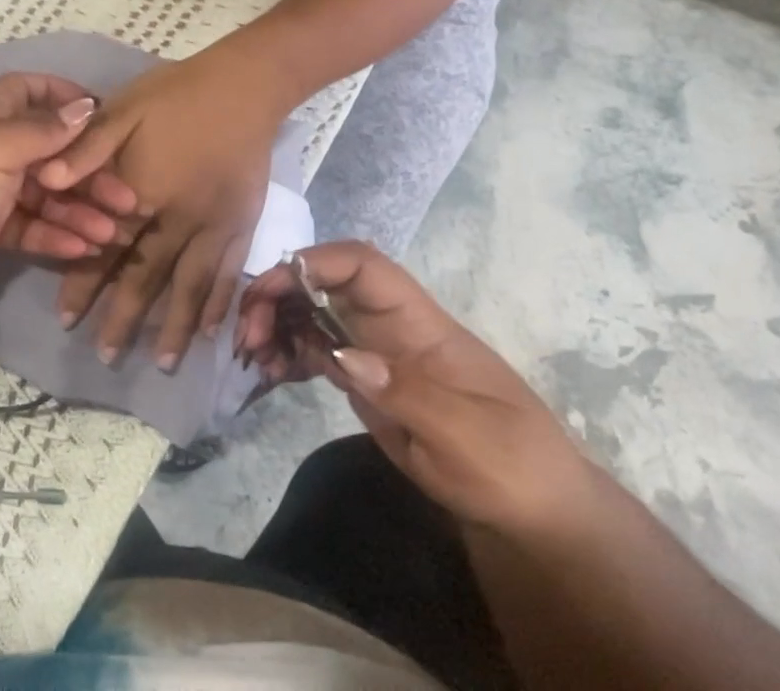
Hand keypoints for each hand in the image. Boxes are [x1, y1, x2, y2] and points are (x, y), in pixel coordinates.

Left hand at [0, 72, 140, 275]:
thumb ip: (46, 130)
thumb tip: (87, 105)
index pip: (28, 91)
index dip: (62, 97)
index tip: (100, 113)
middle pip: (49, 154)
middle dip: (87, 174)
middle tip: (126, 196)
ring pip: (45, 196)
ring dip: (78, 212)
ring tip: (111, 232)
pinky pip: (30, 226)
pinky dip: (55, 236)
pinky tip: (83, 248)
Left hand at [36, 43, 283, 372]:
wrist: (248, 82)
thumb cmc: (174, 93)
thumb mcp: (121, 110)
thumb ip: (85, 149)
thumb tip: (48, 179)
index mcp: (142, 190)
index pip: (104, 245)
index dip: (84, 281)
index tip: (66, 318)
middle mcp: (178, 217)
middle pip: (146, 275)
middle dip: (125, 317)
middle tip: (108, 356)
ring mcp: (216, 224)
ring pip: (190, 284)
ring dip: (175, 325)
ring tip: (162, 363)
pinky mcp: (243, 223)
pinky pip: (229, 272)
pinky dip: (221, 303)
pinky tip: (216, 333)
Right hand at [235, 242, 597, 532]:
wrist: (534, 516)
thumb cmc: (513, 469)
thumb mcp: (467, 436)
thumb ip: (405, 392)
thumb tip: (341, 354)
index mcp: (422, 327)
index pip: (365, 268)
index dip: (315, 264)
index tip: (269, 291)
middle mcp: (392, 331)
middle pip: (324, 288)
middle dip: (277, 299)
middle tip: (245, 337)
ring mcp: (376, 357)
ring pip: (311, 318)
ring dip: (273, 327)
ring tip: (250, 358)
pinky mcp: (364, 384)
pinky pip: (313, 353)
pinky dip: (284, 355)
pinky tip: (266, 372)